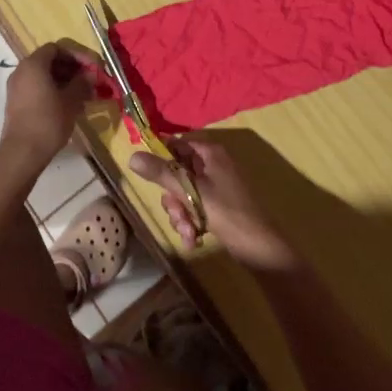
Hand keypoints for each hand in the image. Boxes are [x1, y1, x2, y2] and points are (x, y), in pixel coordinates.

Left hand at [1, 42, 100, 171]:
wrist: (22, 152)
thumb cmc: (49, 121)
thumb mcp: (71, 100)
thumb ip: (82, 83)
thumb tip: (90, 74)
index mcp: (33, 64)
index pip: (56, 48)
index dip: (76, 55)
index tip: (91, 68)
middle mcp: (21, 70)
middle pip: (49, 61)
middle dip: (71, 69)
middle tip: (88, 81)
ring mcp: (16, 86)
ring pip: (43, 75)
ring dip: (63, 81)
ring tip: (81, 95)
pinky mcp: (15, 102)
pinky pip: (36, 87)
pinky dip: (52, 90)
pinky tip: (67, 105)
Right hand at [131, 139, 295, 269]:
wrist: (259, 248)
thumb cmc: (226, 212)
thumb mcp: (190, 192)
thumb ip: (161, 173)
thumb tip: (132, 156)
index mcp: (210, 152)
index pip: (176, 143)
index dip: (161, 157)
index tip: (148, 173)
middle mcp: (212, 164)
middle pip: (177, 172)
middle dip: (172, 198)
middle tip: (176, 214)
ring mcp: (216, 185)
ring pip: (183, 193)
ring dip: (180, 214)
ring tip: (188, 233)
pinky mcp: (217, 205)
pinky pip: (193, 207)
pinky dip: (190, 222)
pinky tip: (193, 239)